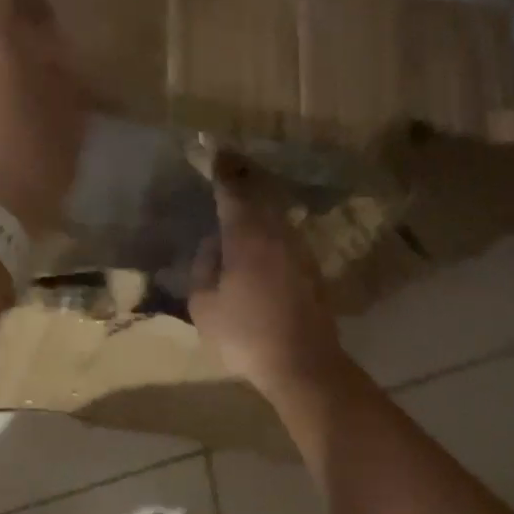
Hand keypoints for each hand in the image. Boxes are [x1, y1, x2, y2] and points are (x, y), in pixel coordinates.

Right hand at [188, 154, 347, 399]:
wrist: (302, 362)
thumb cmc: (245, 334)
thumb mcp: (204, 305)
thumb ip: (203, 269)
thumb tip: (212, 247)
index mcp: (247, 235)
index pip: (233, 189)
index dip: (222, 169)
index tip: (213, 151)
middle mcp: (277, 232)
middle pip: (259, 195)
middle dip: (243, 180)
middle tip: (227, 167)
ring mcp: (299, 250)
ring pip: (274, 216)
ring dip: (258, 205)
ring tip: (240, 202)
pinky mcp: (310, 270)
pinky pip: (283, 238)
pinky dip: (268, 230)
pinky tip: (257, 241)